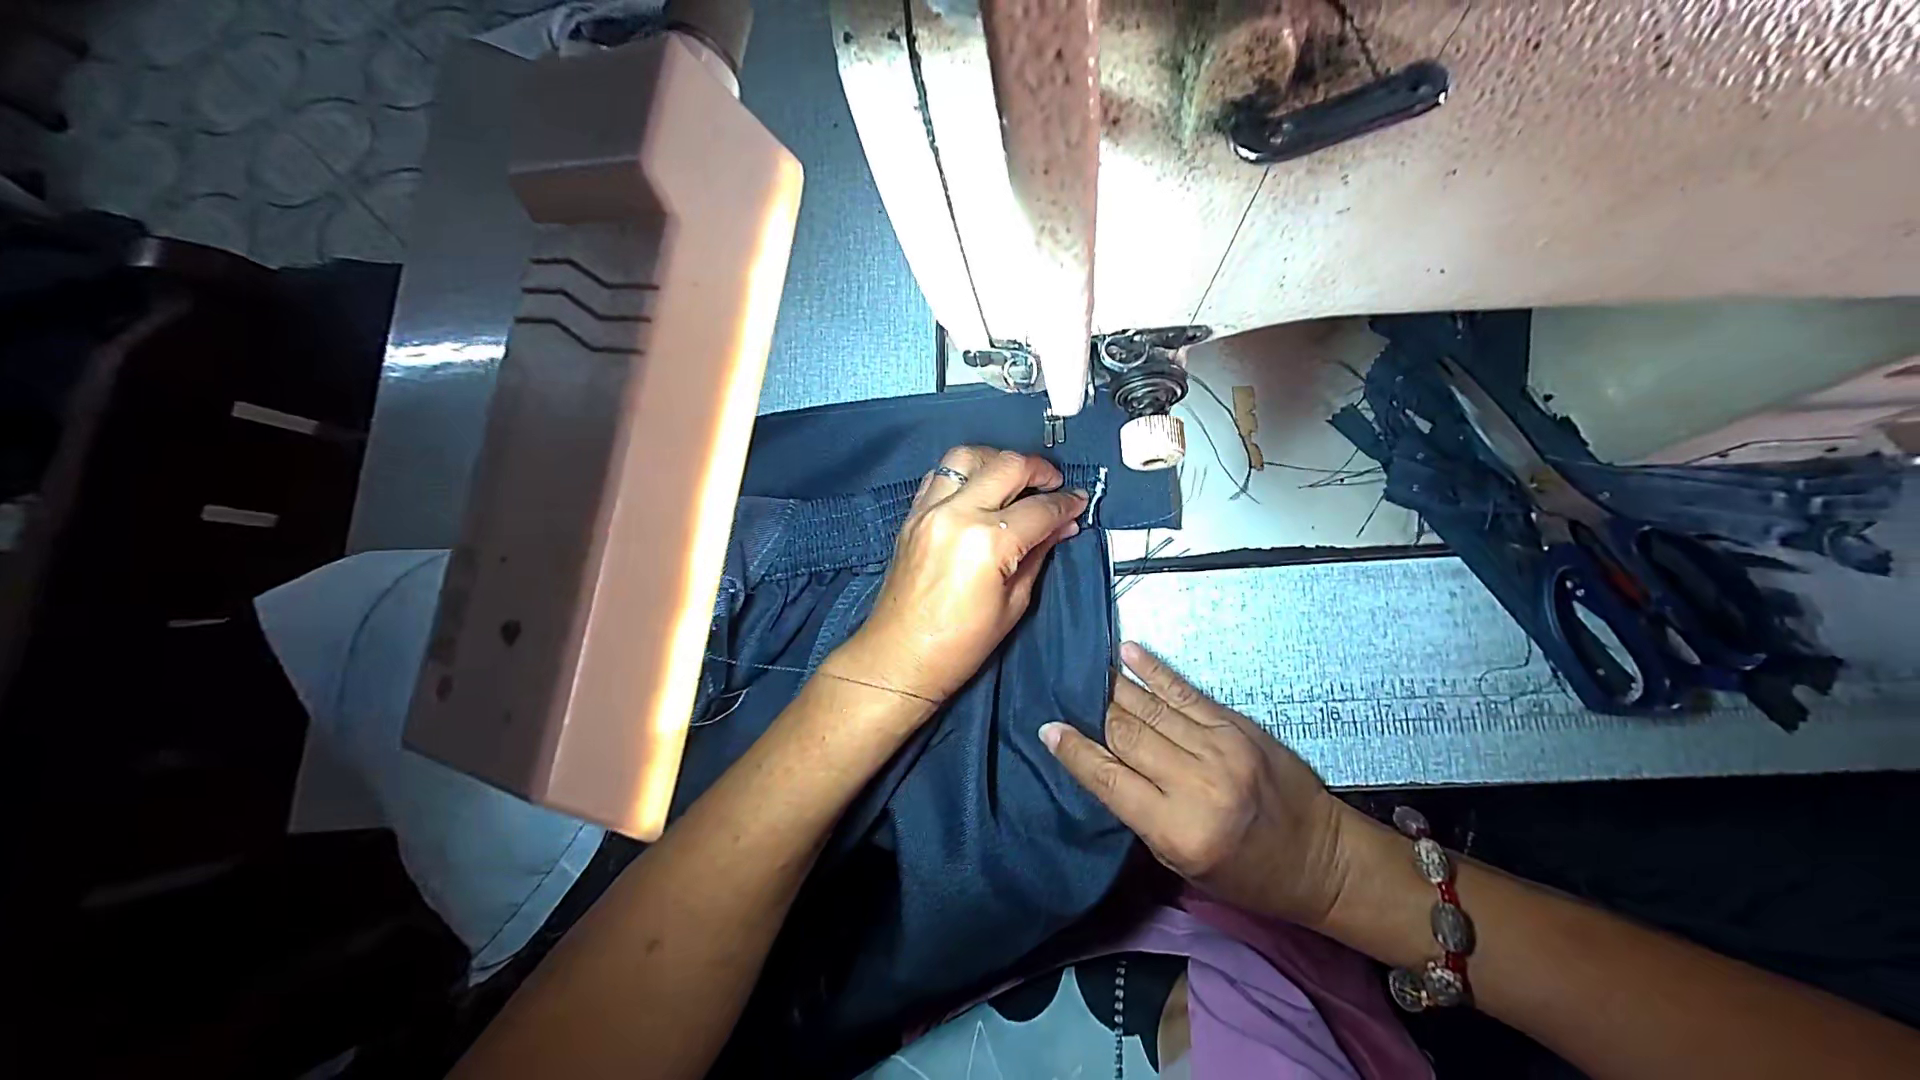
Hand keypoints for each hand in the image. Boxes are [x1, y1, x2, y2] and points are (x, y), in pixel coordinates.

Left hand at [833, 446, 1088, 703]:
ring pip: (967, 456)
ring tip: (1015, 480)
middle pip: (1007, 466)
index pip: (1039, 508)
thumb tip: (1062, 525)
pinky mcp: (912, 515)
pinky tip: (980, 489)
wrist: (900, 656)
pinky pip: (940, 474)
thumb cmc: (959, 644)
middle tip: (1054, 484)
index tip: (1078, 502)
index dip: (1066, 504)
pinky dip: (965, 473)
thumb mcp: (1014, 604)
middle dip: (1039, 470)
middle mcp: (956, 514)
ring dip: (997, 460)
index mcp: (986, 543)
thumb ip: (1039, 554)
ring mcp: (928, 510)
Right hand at [1041, 643, 1356, 927]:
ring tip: (1085, 669)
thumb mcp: (1182, 861)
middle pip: (1126, 735)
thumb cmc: (1247, 873)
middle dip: (1090, 713)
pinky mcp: (1237, 726)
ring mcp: (1220, 747)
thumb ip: (1139, 811)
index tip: (1047, 730)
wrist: (1321, 858)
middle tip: (1063, 694)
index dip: (1074, 752)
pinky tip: (1129, 652)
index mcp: (1179, 829)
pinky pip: (1185, 692)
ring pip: (1149, 708)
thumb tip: (1098, 761)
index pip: (1110, 779)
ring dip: (1113, 687)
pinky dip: (1154, 671)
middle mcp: (1197, 783)